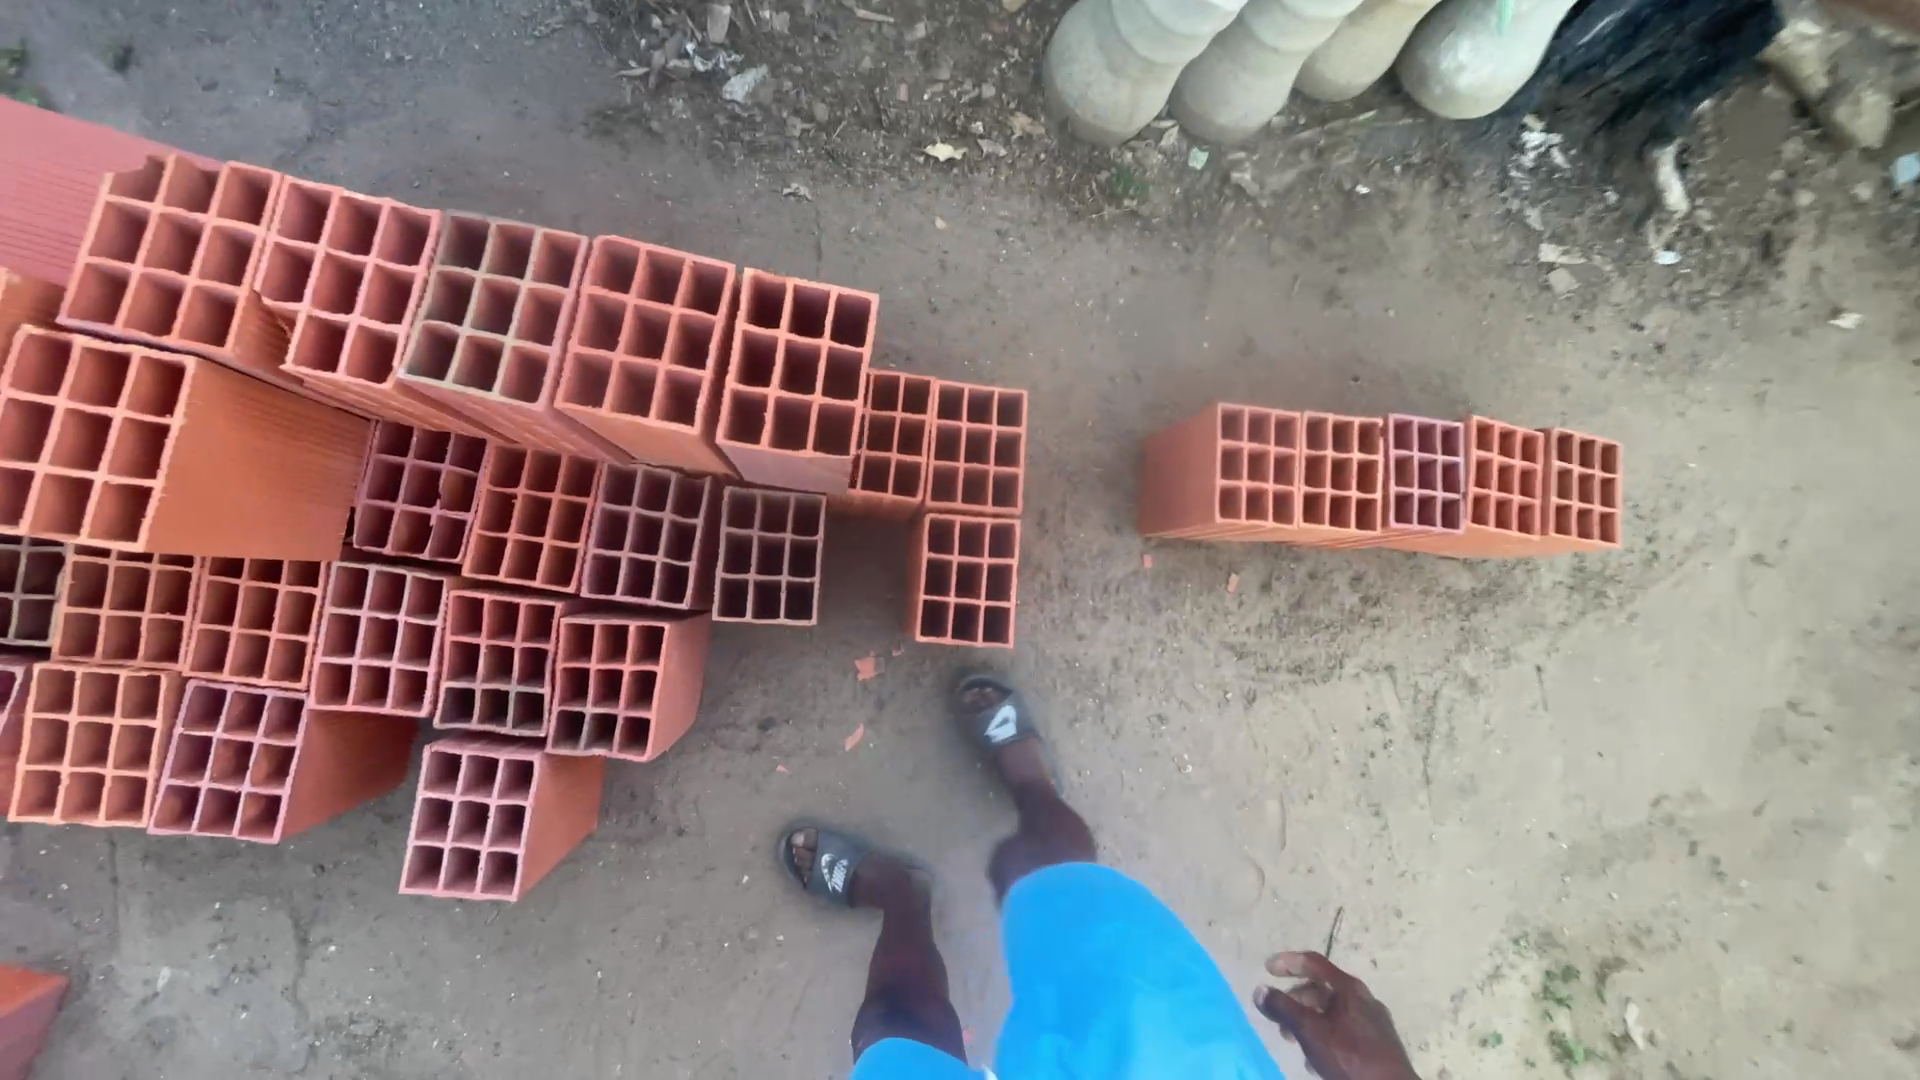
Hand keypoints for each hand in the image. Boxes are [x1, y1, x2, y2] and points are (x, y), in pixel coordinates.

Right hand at [1253, 951, 1419, 1079]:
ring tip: (1293, 1040)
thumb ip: (1283, 1008)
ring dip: (1308, 1021)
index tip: (1267, 970)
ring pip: (1332, 1012)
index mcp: (1348, 989)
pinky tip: (1316, 1058)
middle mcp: (1364, 999)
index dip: (1287, 962)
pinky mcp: (1380, 1047)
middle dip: (1295, 999)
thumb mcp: (1310, 1031)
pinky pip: (1345, 1031)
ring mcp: (1375, 1024)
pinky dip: (1325, 1036)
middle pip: (1322, 988)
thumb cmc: (1350, 1059)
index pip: (1313, 962)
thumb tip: (1260, 990)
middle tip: (1278, 1016)